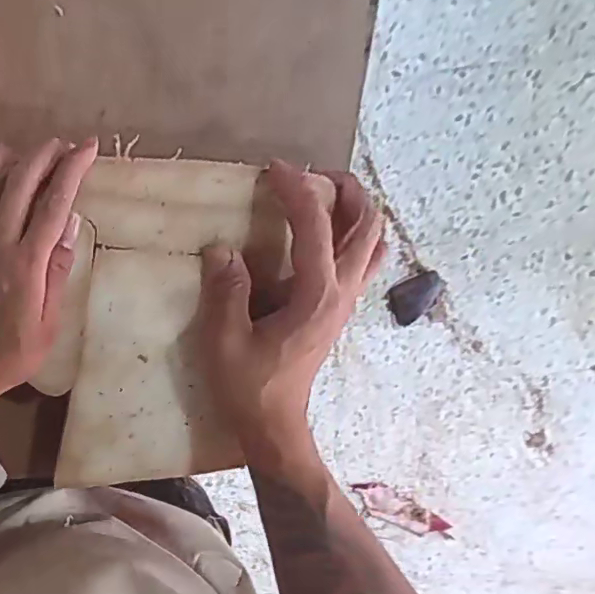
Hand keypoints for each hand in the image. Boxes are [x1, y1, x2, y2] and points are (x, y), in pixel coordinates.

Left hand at [0, 139, 98, 402]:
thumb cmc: (14, 354)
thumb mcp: (50, 321)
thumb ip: (58, 271)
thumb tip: (69, 223)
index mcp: (28, 264)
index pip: (55, 203)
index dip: (73, 168)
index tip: (86, 147)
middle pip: (20, 184)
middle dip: (42, 155)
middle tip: (56, 146)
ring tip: (11, 153)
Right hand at [198, 159, 384, 463]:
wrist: (273, 423)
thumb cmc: (247, 387)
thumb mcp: (224, 343)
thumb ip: (226, 294)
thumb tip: (222, 251)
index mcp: (315, 295)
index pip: (315, 225)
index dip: (296, 191)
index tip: (273, 170)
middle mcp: (342, 291)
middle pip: (366, 220)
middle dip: (341, 188)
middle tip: (307, 177)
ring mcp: (346, 301)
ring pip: (372, 238)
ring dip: (354, 209)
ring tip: (322, 199)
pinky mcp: (339, 310)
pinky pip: (363, 259)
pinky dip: (352, 235)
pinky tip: (325, 240)